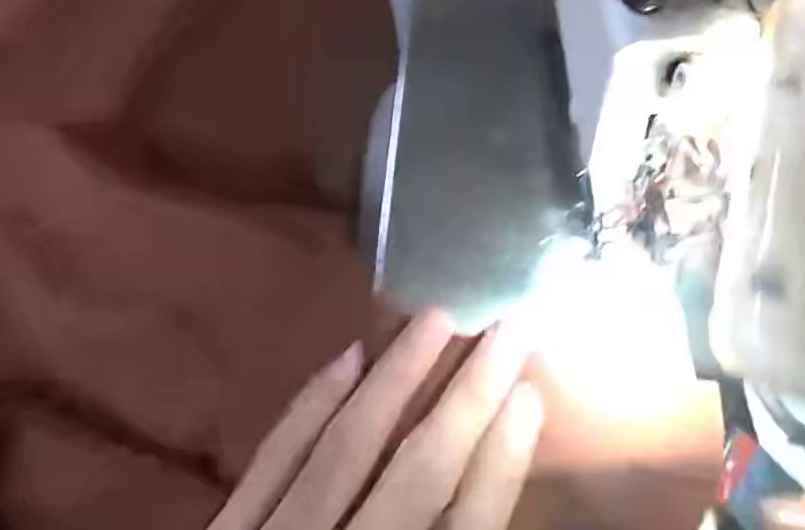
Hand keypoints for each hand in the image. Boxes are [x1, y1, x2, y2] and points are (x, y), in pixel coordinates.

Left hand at [210, 310, 544, 529]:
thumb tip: (486, 486)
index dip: (501, 463)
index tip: (531, 396)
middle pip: (418, 475)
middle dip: (469, 397)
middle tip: (508, 328)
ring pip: (347, 447)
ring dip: (397, 377)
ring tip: (438, 317)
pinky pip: (273, 457)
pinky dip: (312, 404)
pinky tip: (350, 353)